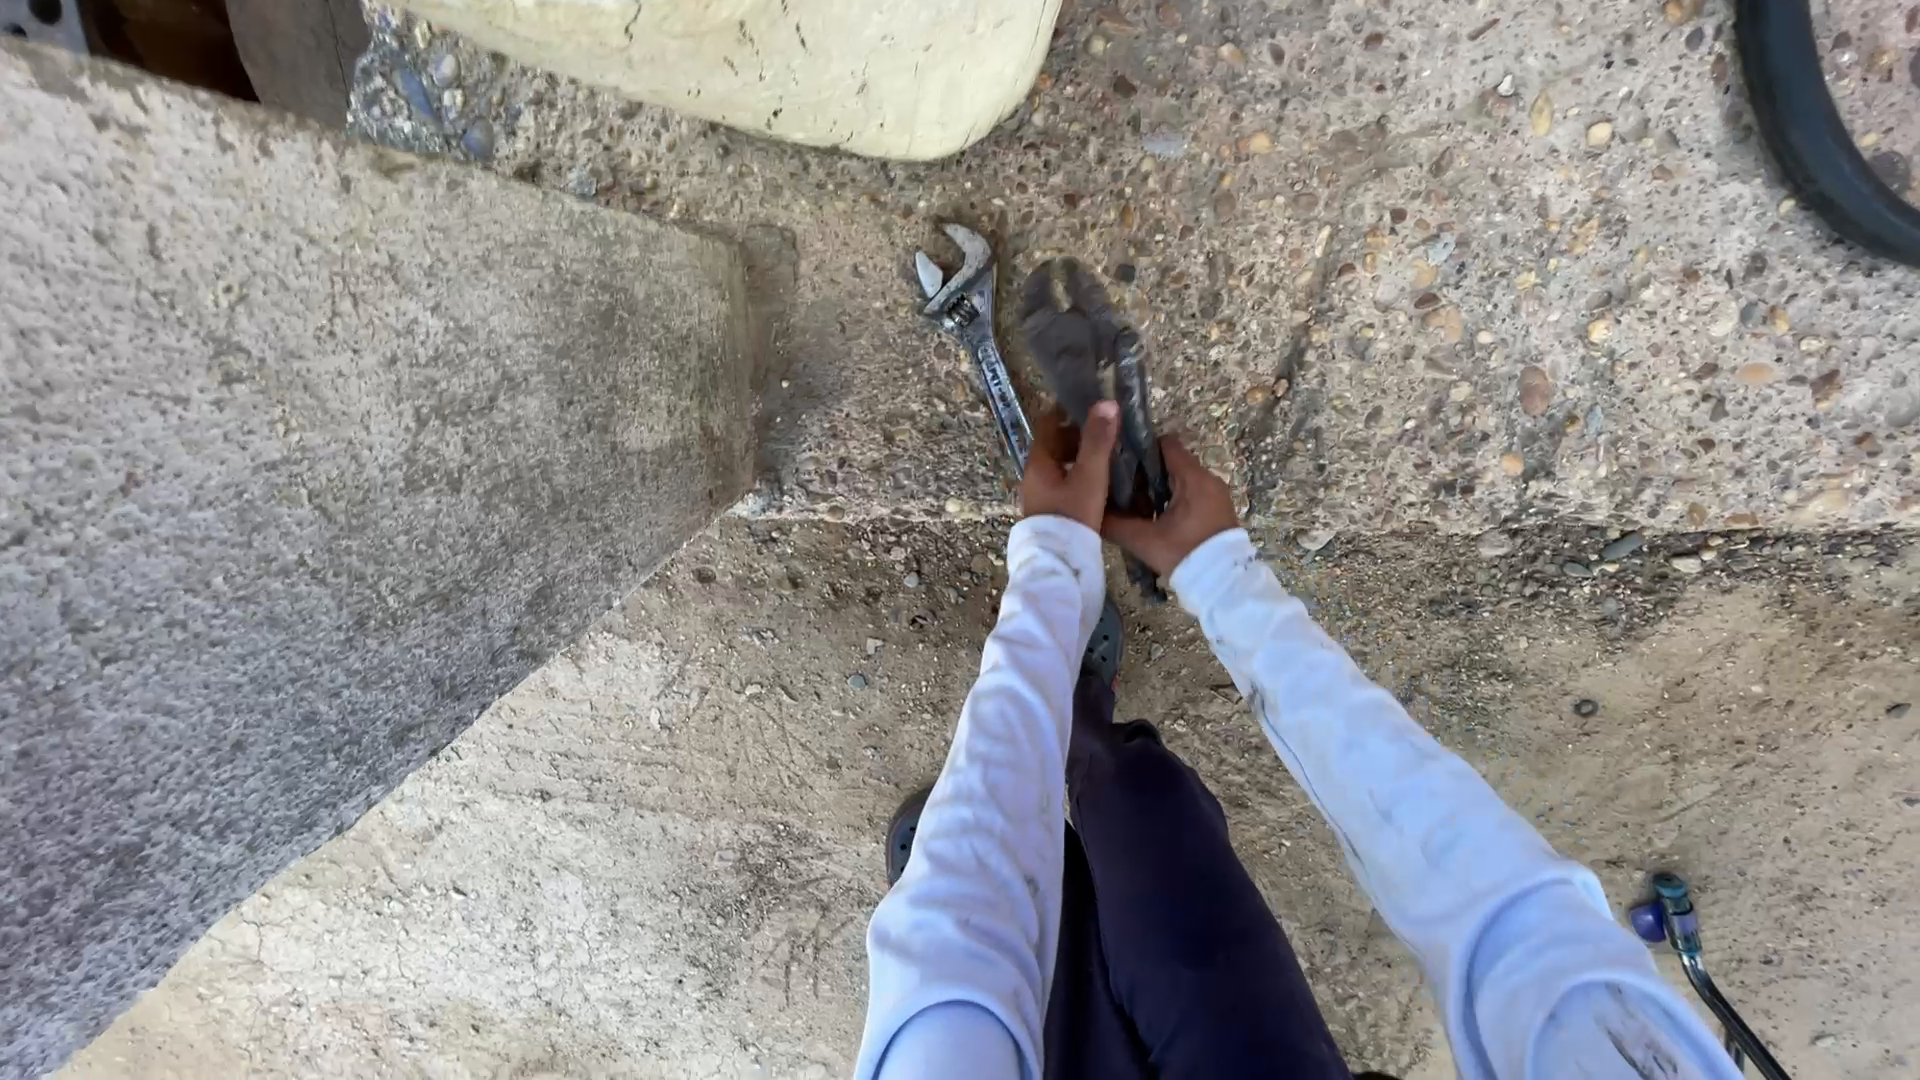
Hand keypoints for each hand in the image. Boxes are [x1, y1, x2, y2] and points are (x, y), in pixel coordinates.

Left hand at [1021, 401, 1119, 529]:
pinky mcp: (1048, 511)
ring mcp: (1038, 495)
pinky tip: (1096, 484)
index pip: (1048, 425)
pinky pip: (1061, 484)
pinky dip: (1076, 476)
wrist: (1060, 562)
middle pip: (1053, 446)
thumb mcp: (1090, 476)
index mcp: (1038, 463)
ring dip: (1078, 459)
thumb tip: (1106, 404)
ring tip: (1105, 459)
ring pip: (1058, 466)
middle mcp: (1033, 477)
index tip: (1092, 409)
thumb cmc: (1073, 514)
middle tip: (1104, 436)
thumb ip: (1097, 441)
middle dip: (1076, 437)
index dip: (1068, 414)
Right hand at [1102, 435, 1239, 576]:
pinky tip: (1153, 517)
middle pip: (1171, 462)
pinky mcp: (1216, 509)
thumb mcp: (1145, 541)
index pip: (1166, 444)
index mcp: (1194, 479)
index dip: (1141, 449)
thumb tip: (1091, 513)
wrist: (1224, 586)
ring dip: (1157, 488)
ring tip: (1134, 505)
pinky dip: (1170, 499)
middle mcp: (1208, 479)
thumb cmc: (1185, 556)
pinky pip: (1189, 493)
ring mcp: (1215, 494)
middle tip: (1120, 488)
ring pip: (1179, 479)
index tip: (1119, 462)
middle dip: (1145, 472)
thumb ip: (1115, 524)